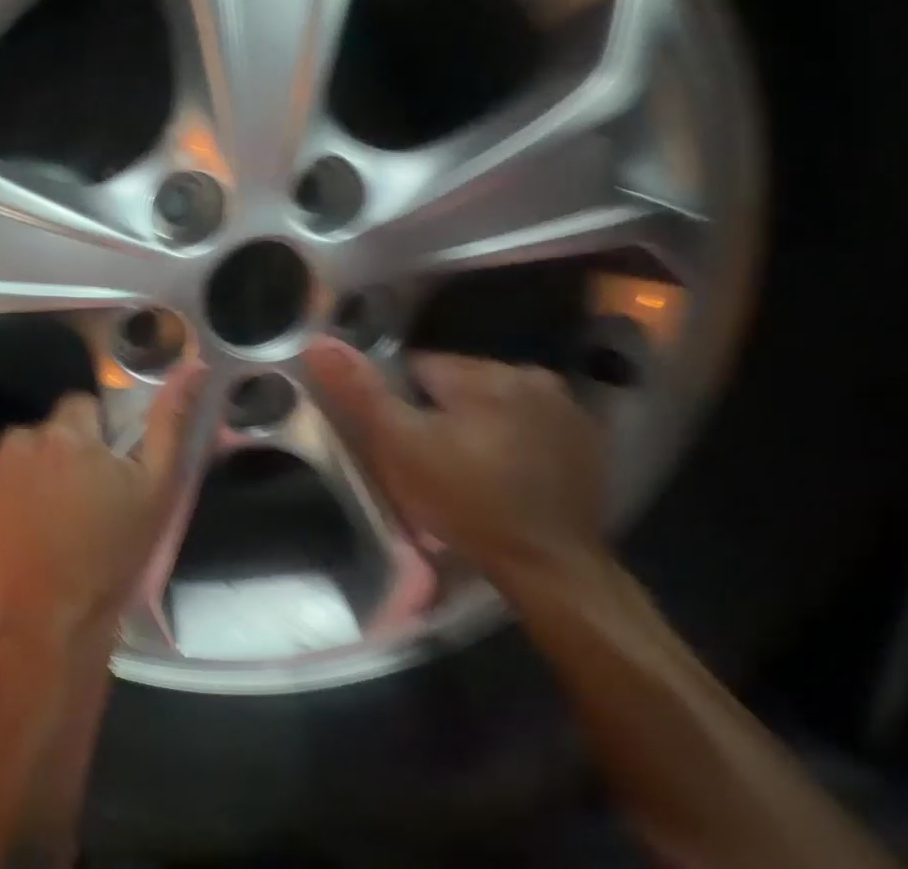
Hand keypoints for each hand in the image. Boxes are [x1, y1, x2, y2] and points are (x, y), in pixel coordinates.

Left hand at [0, 365, 206, 648]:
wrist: (55, 617)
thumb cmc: (113, 556)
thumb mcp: (157, 491)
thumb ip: (169, 424)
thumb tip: (191, 365)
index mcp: (68, 435)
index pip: (79, 407)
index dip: (94, 437)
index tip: (101, 472)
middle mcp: (19, 441)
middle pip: (42, 432)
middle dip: (57, 454)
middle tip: (74, 502)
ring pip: (11, 456)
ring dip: (25, 474)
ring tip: (42, 520)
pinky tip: (13, 530)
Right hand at [303, 338, 607, 579]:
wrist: (549, 567)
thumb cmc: (465, 502)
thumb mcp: (398, 447)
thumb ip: (360, 392)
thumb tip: (318, 341)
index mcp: (484, 372)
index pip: (416, 368)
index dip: (396, 404)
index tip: (394, 442)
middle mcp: (532, 377)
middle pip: (457, 385)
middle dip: (437, 414)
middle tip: (424, 462)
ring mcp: (568, 411)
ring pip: (494, 406)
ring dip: (476, 427)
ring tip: (462, 472)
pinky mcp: (588, 444)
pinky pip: (529, 429)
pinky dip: (512, 444)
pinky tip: (501, 479)